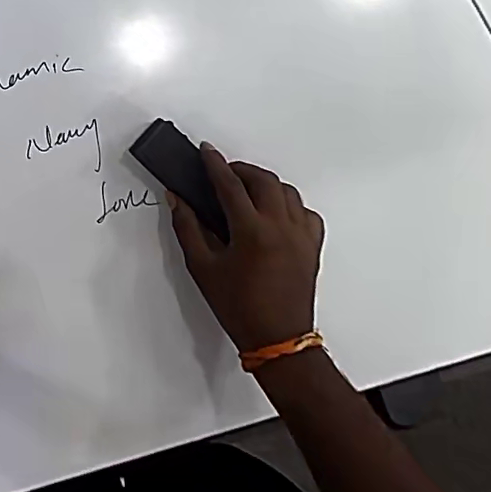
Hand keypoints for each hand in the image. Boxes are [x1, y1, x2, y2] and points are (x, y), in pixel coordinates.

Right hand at [170, 143, 324, 352]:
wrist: (278, 340)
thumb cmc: (239, 307)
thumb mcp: (202, 266)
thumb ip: (187, 227)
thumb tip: (178, 200)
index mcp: (252, 232)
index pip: (230, 184)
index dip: (214, 164)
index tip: (206, 151)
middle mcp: (281, 229)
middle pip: (263, 180)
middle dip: (241, 169)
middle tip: (224, 171)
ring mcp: (301, 237)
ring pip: (287, 192)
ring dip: (266, 184)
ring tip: (247, 189)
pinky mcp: (312, 248)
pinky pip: (306, 213)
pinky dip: (290, 204)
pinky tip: (275, 211)